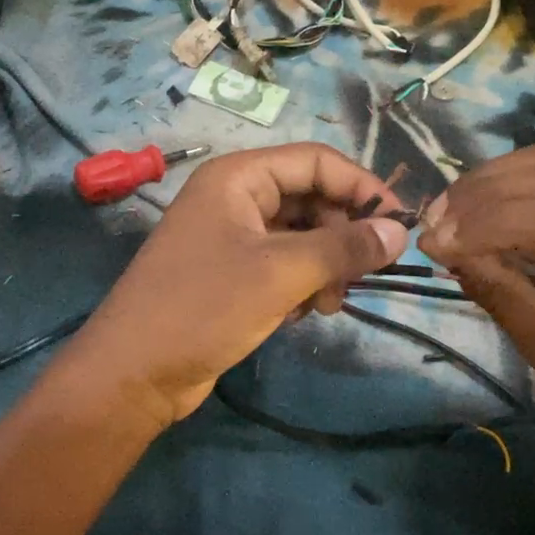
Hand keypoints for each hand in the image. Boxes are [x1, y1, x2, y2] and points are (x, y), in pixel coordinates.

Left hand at [58, 143, 408, 429]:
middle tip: (363, 277)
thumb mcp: (281, 273)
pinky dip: (302, 284)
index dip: (362, 188)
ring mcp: (230, 238)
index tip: (400, 227)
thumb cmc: (204, 308)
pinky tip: (304, 314)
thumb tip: (400, 232)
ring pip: (300, 236)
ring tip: (330, 305)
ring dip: (325, 266)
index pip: (316, 161)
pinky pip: (283, 265)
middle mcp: (234, 198)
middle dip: (342, 236)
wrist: (134, 373)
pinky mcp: (230, 275)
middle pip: (310, 198)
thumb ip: (343, 248)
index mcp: (238, 177)